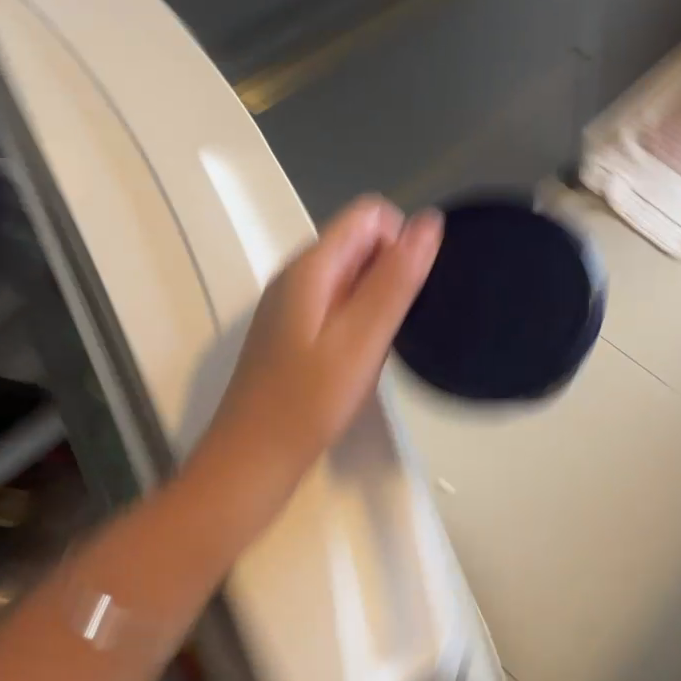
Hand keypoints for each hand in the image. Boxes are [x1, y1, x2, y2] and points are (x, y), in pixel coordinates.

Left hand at [184, 196, 441, 530]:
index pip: (369, 214)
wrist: (250, 465)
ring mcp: (293, 305)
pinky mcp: (295, 332)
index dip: (401, 239)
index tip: (409, 291)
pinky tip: (364, 357)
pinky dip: (363, 318)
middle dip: (393, 269)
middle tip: (397, 324)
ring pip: (354, 274)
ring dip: (380, 296)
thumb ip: (396, 278)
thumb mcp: (362, 339)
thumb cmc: (308, 402)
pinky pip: (341, 301)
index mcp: (311, 268)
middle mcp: (298, 276)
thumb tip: (429, 220)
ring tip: (383, 344)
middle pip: (361, 241)